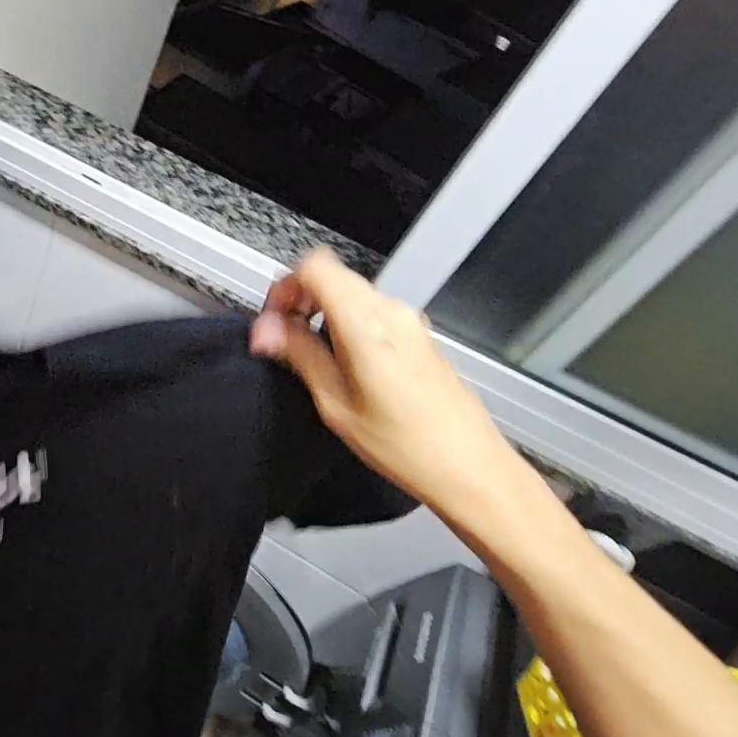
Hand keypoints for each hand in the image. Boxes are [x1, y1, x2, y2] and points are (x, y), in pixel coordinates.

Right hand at [249, 249, 532, 519]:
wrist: (472, 469)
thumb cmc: (405, 445)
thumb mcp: (335, 403)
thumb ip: (299, 354)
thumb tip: (266, 328)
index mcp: (367, 324)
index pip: (314, 267)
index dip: (284, 288)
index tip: (274, 323)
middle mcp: (391, 311)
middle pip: (330, 276)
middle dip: (299, 300)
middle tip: (283, 340)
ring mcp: (409, 321)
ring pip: (349, 292)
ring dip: (321, 312)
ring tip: (310, 356)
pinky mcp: (418, 335)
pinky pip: (370, 311)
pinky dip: (344, 322)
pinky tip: (342, 363)